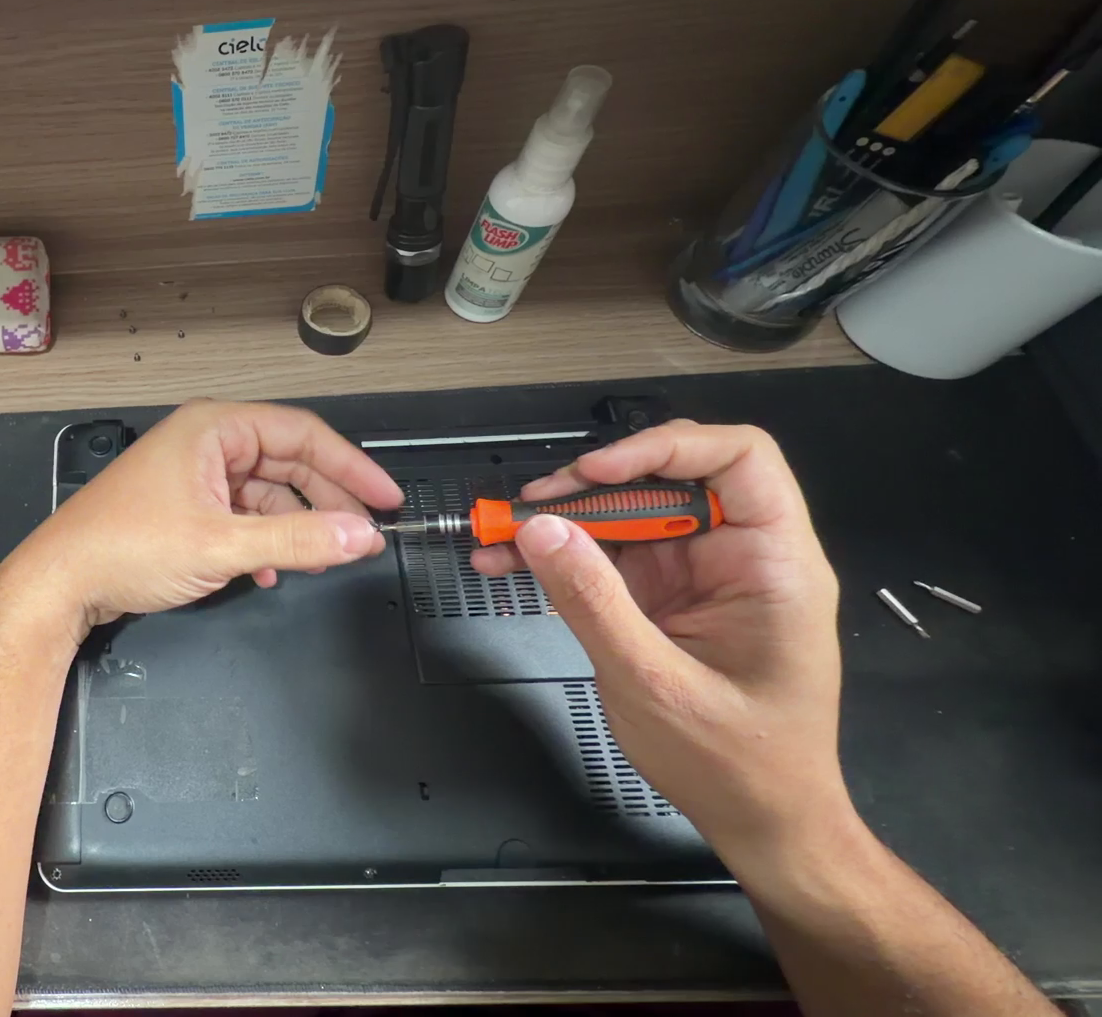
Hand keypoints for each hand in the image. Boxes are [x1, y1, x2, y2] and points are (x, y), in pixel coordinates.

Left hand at [4, 400, 402, 634]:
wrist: (61, 583)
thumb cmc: (123, 548)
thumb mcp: (221, 545)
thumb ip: (296, 540)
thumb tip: (358, 534)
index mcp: (214, 428)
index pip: (302, 435)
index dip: (351, 466)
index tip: (385, 498)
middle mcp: (206, 444)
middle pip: (287, 462)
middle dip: (325, 501)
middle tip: (362, 533)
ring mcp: (194, 476)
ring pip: (265, 493)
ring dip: (293, 528)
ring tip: (319, 559)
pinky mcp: (185, 507)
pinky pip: (241, 515)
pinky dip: (262, 542)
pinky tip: (269, 572)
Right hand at [471, 420, 849, 865]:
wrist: (756, 818)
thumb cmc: (734, 761)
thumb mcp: (653, 681)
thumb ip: (593, 601)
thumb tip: (538, 529)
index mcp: (770, 563)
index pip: (737, 460)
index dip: (662, 448)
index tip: (593, 475)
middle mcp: (733, 554)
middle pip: (662, 482)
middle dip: (585, 490)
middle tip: (522, 510)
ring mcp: (691, 573)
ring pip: (621, 515)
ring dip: (557, 521)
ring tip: (496, 534)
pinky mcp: (656, 593)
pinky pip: (601, 555)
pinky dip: (553, 555)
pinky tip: (506, 562)